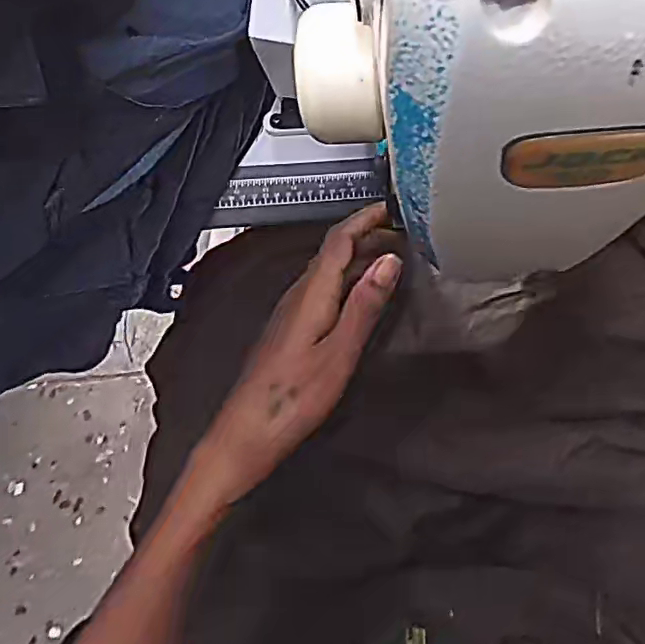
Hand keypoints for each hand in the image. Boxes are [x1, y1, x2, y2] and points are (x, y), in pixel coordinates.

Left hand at [181, 205, 400, 512]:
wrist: (243, 436)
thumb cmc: (291, 401)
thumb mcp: (338, 353)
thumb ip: (364, 305)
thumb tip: (390, 260)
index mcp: (311, 295)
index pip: (339, 240)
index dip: (365, 218)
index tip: (391, 207)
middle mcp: (298, 295)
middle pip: (334, 250)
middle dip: (367, 234)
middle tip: (401, 231)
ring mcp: (292, 311)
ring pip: (329, 269)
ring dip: (359, 255)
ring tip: (389, 256)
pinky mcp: (291, 328)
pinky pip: (323, 288)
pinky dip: (348, 279)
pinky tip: (361, 294)